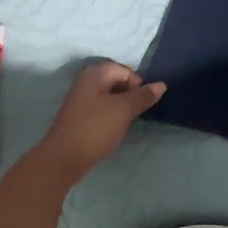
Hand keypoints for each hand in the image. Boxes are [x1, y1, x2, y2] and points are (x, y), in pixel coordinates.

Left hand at [28, 60, 165, 186]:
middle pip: (116, 80)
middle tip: (137, 112)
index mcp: (94, 74)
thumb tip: (161, 85)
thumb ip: (142, 96)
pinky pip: (102, 107)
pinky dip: (112, 114)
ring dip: (122, 105)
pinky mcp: (80, 115)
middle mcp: (86, 82)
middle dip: (130, 93)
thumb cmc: (95, 128)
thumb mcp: (123, 110)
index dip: (138, 84)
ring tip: (128, 120)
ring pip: (109, 95)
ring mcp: (81, 99)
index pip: (124, 70)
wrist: (65, 156)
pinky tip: (115, 127)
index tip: (143, 103)